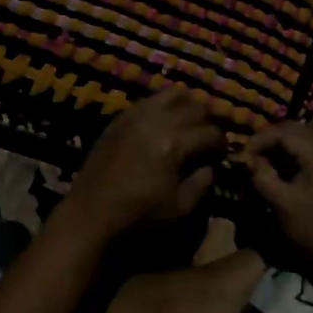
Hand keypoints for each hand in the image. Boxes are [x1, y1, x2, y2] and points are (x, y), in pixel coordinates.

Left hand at [61, 88, 225, 237]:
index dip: (223, 143)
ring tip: (188, 124)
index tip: (223, 153)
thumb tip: (210, 165)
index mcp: (174, 143)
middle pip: (196, 107)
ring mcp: (134, 117)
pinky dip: (161, 107)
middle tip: (208, 138)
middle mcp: (156, 122)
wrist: (90, 217)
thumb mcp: (181, 207)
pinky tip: (162, 123)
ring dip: (186, 106)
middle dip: (208, 121)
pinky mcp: (118, 121)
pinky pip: (147, 102)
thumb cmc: (139, 217)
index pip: (212, 132)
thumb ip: (202, 182)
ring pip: (171, 95)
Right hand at [238, 122, 312, 269]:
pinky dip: (286, 157)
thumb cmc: (310, 229)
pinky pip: (304, 154)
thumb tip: (247, 158)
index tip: (242, 154)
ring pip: (299, 141)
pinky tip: (272, 170)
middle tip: (249, 154)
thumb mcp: (280, 202)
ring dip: (277, 147)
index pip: (285, 132)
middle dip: (269, 139)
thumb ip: (261, 175)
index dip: (260, 139)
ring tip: (257, 161)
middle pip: (294, 131)